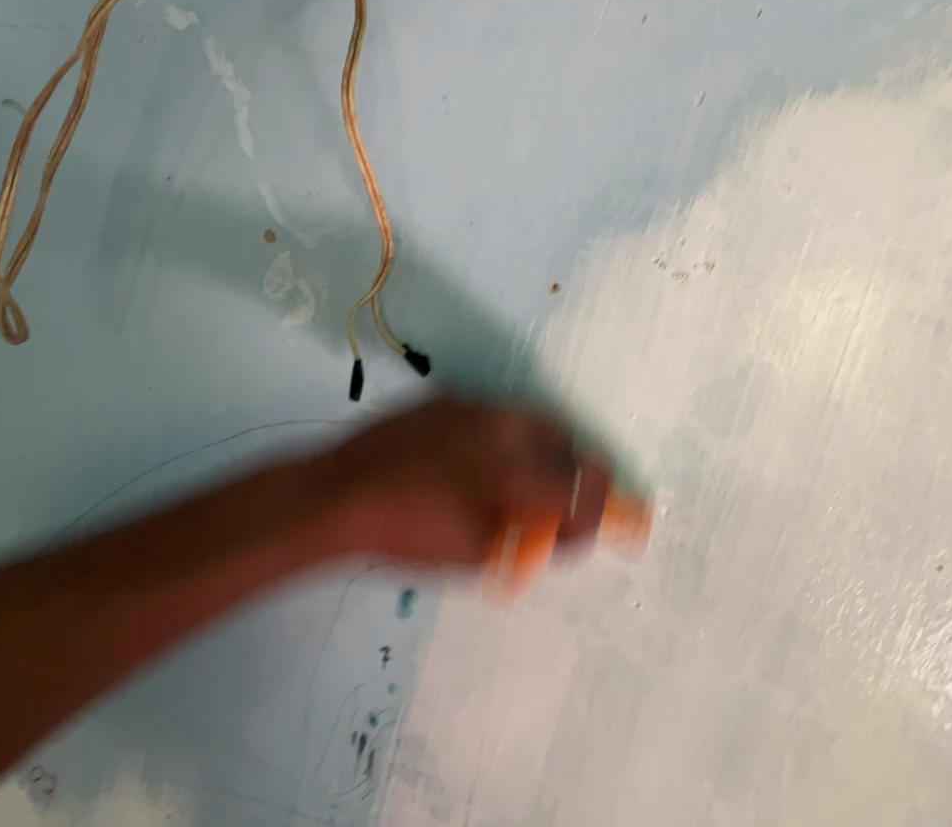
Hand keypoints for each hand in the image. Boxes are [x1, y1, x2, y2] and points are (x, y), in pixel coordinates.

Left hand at [325, 394, 613, 568]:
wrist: (339, 493)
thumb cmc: (406, 536)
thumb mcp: (473, 553)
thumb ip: (529, 539)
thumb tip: (567, 529)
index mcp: (512, 477)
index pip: (581, 489)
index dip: (602, 505)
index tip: (612, 514)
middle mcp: (503, 431)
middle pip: (566, 442)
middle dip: (579, 468)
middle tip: (576, 491)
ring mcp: (475, 407)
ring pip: (532, 420)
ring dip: (546, 446)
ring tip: (533, 473)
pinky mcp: (449, 397)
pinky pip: (496, 412)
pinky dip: (506, 434)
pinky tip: (485, 455)